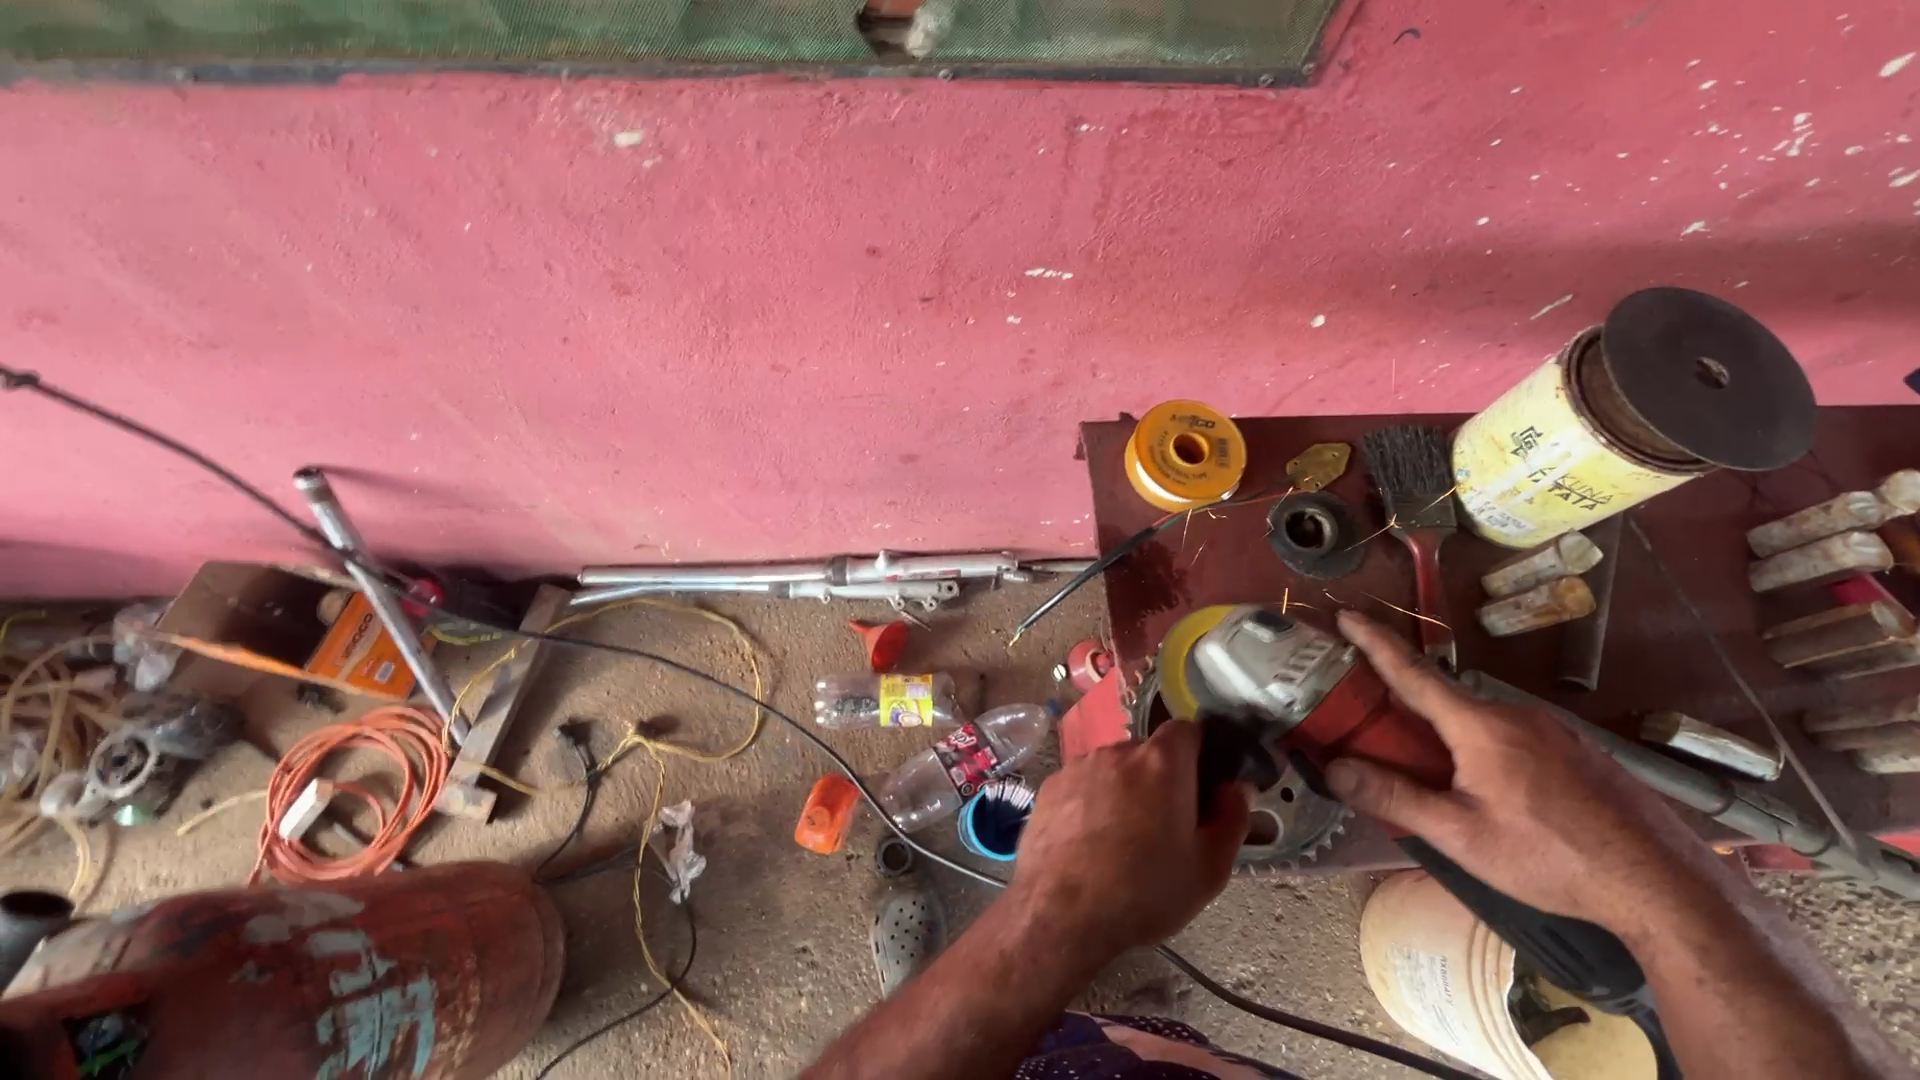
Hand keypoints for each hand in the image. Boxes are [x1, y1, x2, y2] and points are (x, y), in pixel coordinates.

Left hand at [1009, 720, 1250, 957]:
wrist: (1062, 914)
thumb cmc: (1145, 892)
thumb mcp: (1209, 868)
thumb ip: (1233, 819)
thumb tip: (1237, 788)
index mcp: (1163, 763)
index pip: (1187, 730)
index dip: (1198, 752)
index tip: (1201, 785)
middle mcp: (1118, 752)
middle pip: (1148, 753)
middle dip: (1160, 779)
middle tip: (1163, 825)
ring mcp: (1079, 766)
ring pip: (1113, 769)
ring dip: (1123, 790)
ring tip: (1122, 839)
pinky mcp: (1050, 786)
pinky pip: (1082, 785)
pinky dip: (1090, 802)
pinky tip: (1089, 842)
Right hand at [1327, 610, 1715, 938]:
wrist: (1665, 886)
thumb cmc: (1551, 858)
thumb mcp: (1459, 835)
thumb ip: (1393, 798)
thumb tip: (1332, 769)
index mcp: (1481, 727)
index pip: (1413, 672)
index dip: (1374, 642)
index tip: (1346, 613)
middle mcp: (1516, 715)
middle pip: (1443, 699)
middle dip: (1403, 703)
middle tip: (1368, 717)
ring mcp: (1553, 731)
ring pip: (1479, 722)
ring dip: (1444, 733)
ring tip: (1427, 769)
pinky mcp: (1578, 752)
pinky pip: (1510, 737)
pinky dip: (1478, 747)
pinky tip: (1485, 787)